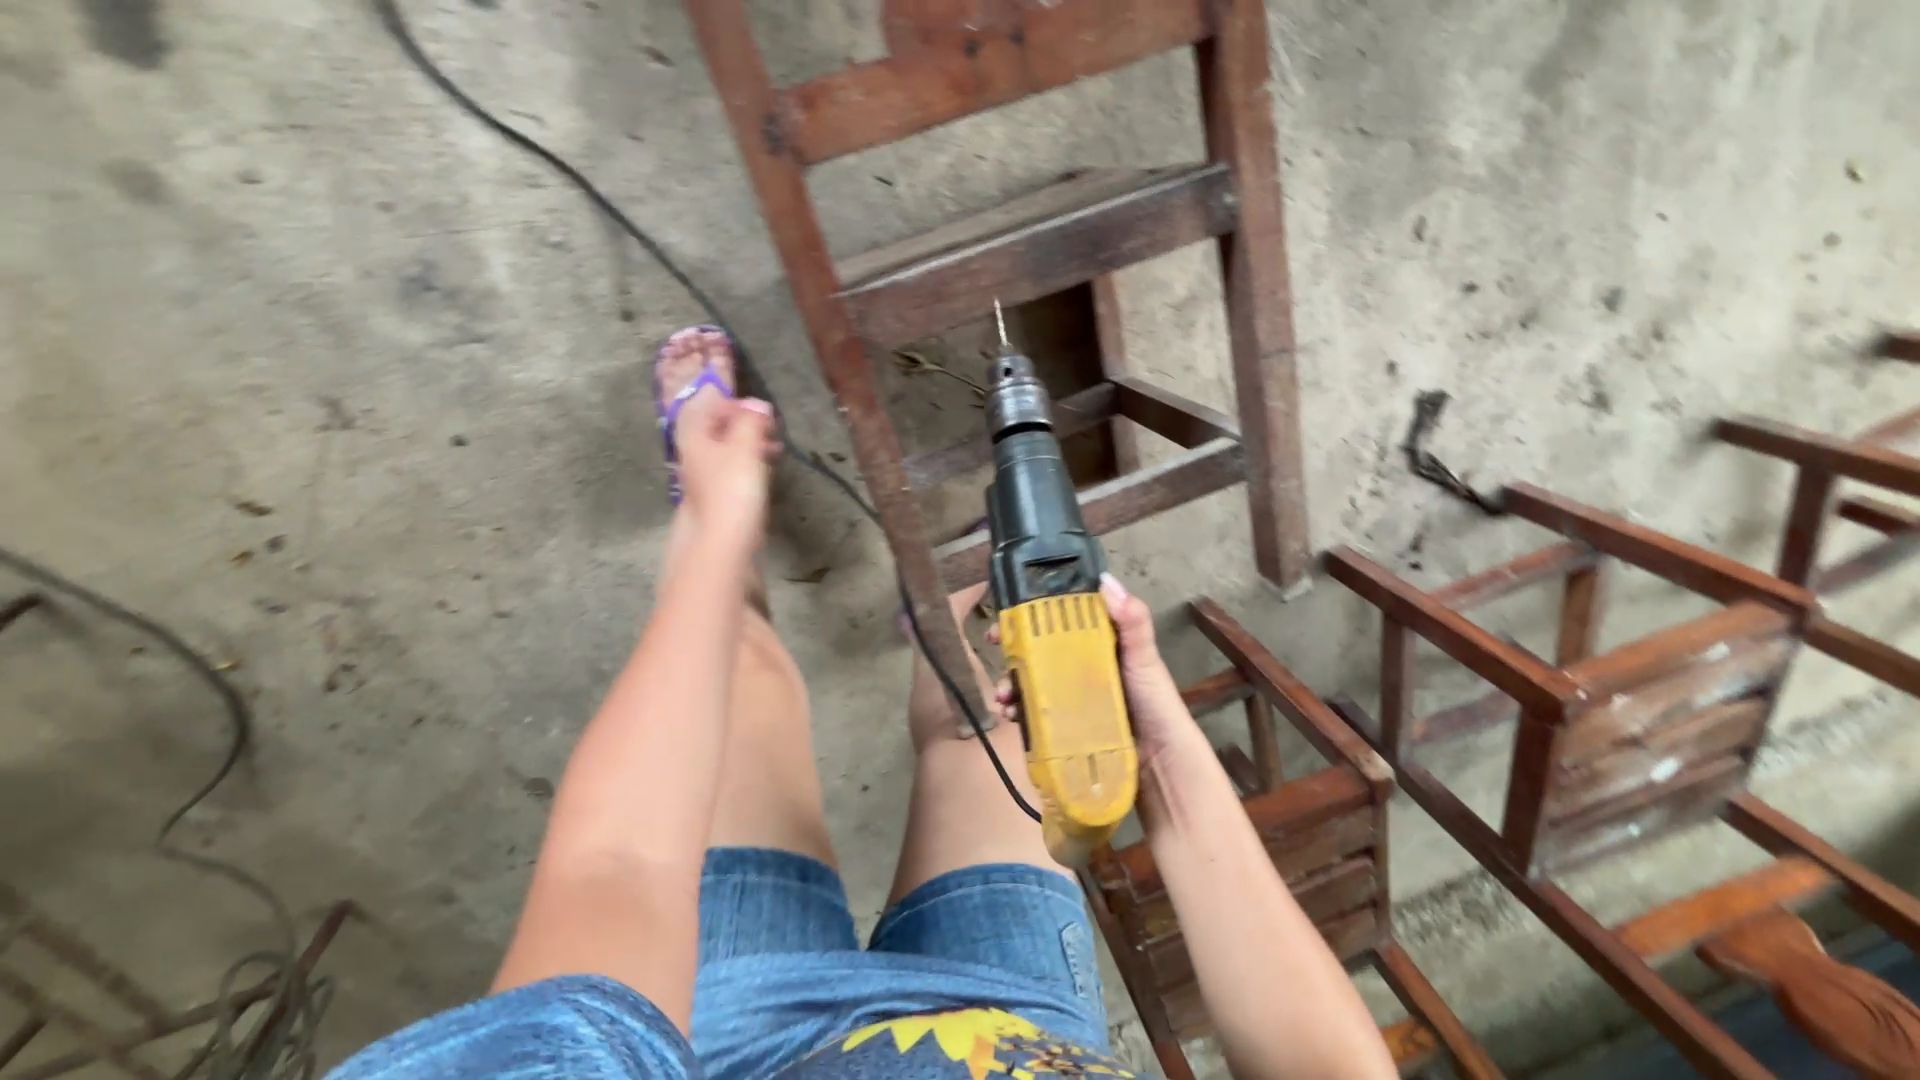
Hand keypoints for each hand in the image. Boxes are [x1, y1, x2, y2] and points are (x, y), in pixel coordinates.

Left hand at [675, 393, 779, 547]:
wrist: (724, 540)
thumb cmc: (733, 487)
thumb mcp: (745, 446)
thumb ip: (751, 420)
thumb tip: (758, 404)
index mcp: (694, 436)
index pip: (706, 405)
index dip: (732, 402)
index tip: (760, 409)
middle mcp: (693, 453)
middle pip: (716, 428)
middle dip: (744, 422)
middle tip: (771, 426)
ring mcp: (703, 476)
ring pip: (726, 449)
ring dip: (750, 442)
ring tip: (776, 446)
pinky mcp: (717, 495)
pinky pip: (732, 468)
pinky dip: (749, 462)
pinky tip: (766, 468)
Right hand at [991, 573, 1199, 769]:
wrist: (1161, 763)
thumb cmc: (1155, 703)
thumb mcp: (1144, 657)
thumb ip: (1132, 622)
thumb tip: (1105, 580)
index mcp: (1096, 646)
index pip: (1057, 624)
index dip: (1030, 617)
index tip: (1008, 616)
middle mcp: (1080, 668)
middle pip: (1036, 653)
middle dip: (1012, 651)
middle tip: (994, 648)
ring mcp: (1070, 698)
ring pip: (1030, 684)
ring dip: (1009, 684)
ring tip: (1003, 695)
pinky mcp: (1064, 726)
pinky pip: (1033, 714)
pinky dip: (1017, 712)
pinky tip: (1009, 715)